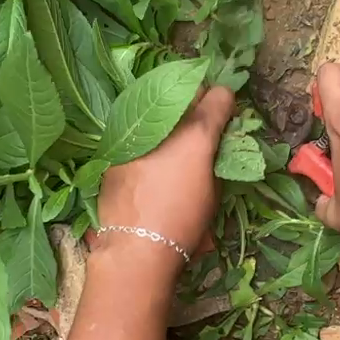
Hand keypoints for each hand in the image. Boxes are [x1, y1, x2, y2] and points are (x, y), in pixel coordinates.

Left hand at [97, 86, 233, 273]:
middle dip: (197, 100)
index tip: (225, 111)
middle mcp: (165, 124)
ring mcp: (136, 132)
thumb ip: (216, 157)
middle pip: (185, 91)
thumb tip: (215, 143)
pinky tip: (150, 154)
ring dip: (170, 114)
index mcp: (196, 134)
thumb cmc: (185, 223)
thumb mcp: (214, 190)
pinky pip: (137, 129)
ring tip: (174, 134)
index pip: (218, 97)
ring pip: (158, 107)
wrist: (136, 247)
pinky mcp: (114, 147)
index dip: (225, 101)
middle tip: (202, 118)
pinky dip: (148, 134)